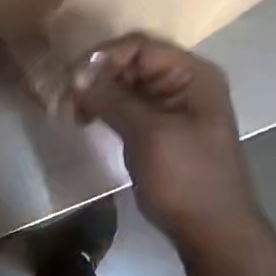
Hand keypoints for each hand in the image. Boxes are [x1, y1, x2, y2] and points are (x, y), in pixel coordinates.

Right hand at [73, 33, 262, 242]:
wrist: (210, 228)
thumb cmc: (185, 178)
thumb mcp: (149, 134)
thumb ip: (114, 98)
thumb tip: (75, 73)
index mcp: (192, 75)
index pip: (139, 47)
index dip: (101, 59)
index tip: (69, 82)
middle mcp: (183, 83)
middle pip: (131, 63)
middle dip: (96, 76)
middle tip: (65, 100)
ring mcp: (172, 108)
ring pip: (126, 86)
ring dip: (96, 94)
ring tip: (72, 113)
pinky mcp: (158, 130)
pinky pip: (127, 108)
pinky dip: (105, 110)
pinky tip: (86, 122)